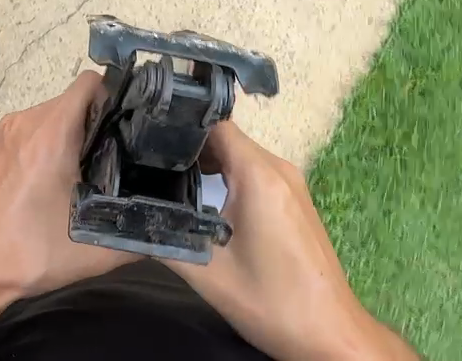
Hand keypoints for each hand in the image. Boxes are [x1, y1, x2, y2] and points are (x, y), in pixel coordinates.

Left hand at [0, 70, 135, 301]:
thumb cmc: (33, 252)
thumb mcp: (95, 247)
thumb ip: (137, 231)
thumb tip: (167, 224)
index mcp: (52, 132)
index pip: (89, 84)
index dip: (113, 96)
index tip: (127, 123)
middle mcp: (26, 121)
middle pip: (71, 101)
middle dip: (93, 124)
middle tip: (110, 158)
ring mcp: (5, 129)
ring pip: (49, 115)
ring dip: (67, 135)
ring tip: (80, 171)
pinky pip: (29, 128)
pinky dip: (44, 142)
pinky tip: (49, 177)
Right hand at [167, 122, 417, 360]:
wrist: (331, 335)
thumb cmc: (272, 301)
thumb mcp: (210, 274)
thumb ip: (167, 240)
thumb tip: (130, 223)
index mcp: (259, 175)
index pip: (216, 126)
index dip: (181, 125)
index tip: (149, 134)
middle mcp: (279, 168)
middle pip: (227, 137)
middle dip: (190, 145)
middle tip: (152, 158)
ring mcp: (291, 182)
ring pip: (242, 154)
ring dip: (211, 161)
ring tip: (173, 175)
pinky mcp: (295, 198)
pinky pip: (256, 170)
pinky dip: (231, 174)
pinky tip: (208, 195)